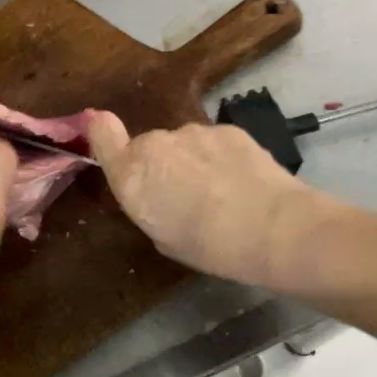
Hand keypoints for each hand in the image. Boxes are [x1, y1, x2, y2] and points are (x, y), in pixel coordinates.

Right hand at [86, 112, 331, 287]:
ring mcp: (192, 133)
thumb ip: (149, 203)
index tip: (111, 142)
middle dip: (160, 165)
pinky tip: (242, 183)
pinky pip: (213, 143)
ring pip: (182, 144)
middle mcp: (154, 145)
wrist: (276, 229)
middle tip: (184, 195)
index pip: (100, 131)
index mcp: (130, 176)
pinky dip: (221, 158)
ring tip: (221, 193)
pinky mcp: (227, 129)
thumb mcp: (163, 236)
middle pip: (147, 146)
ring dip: (192, 161)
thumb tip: (159, 190)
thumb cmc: (211, 247)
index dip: (102, 132)